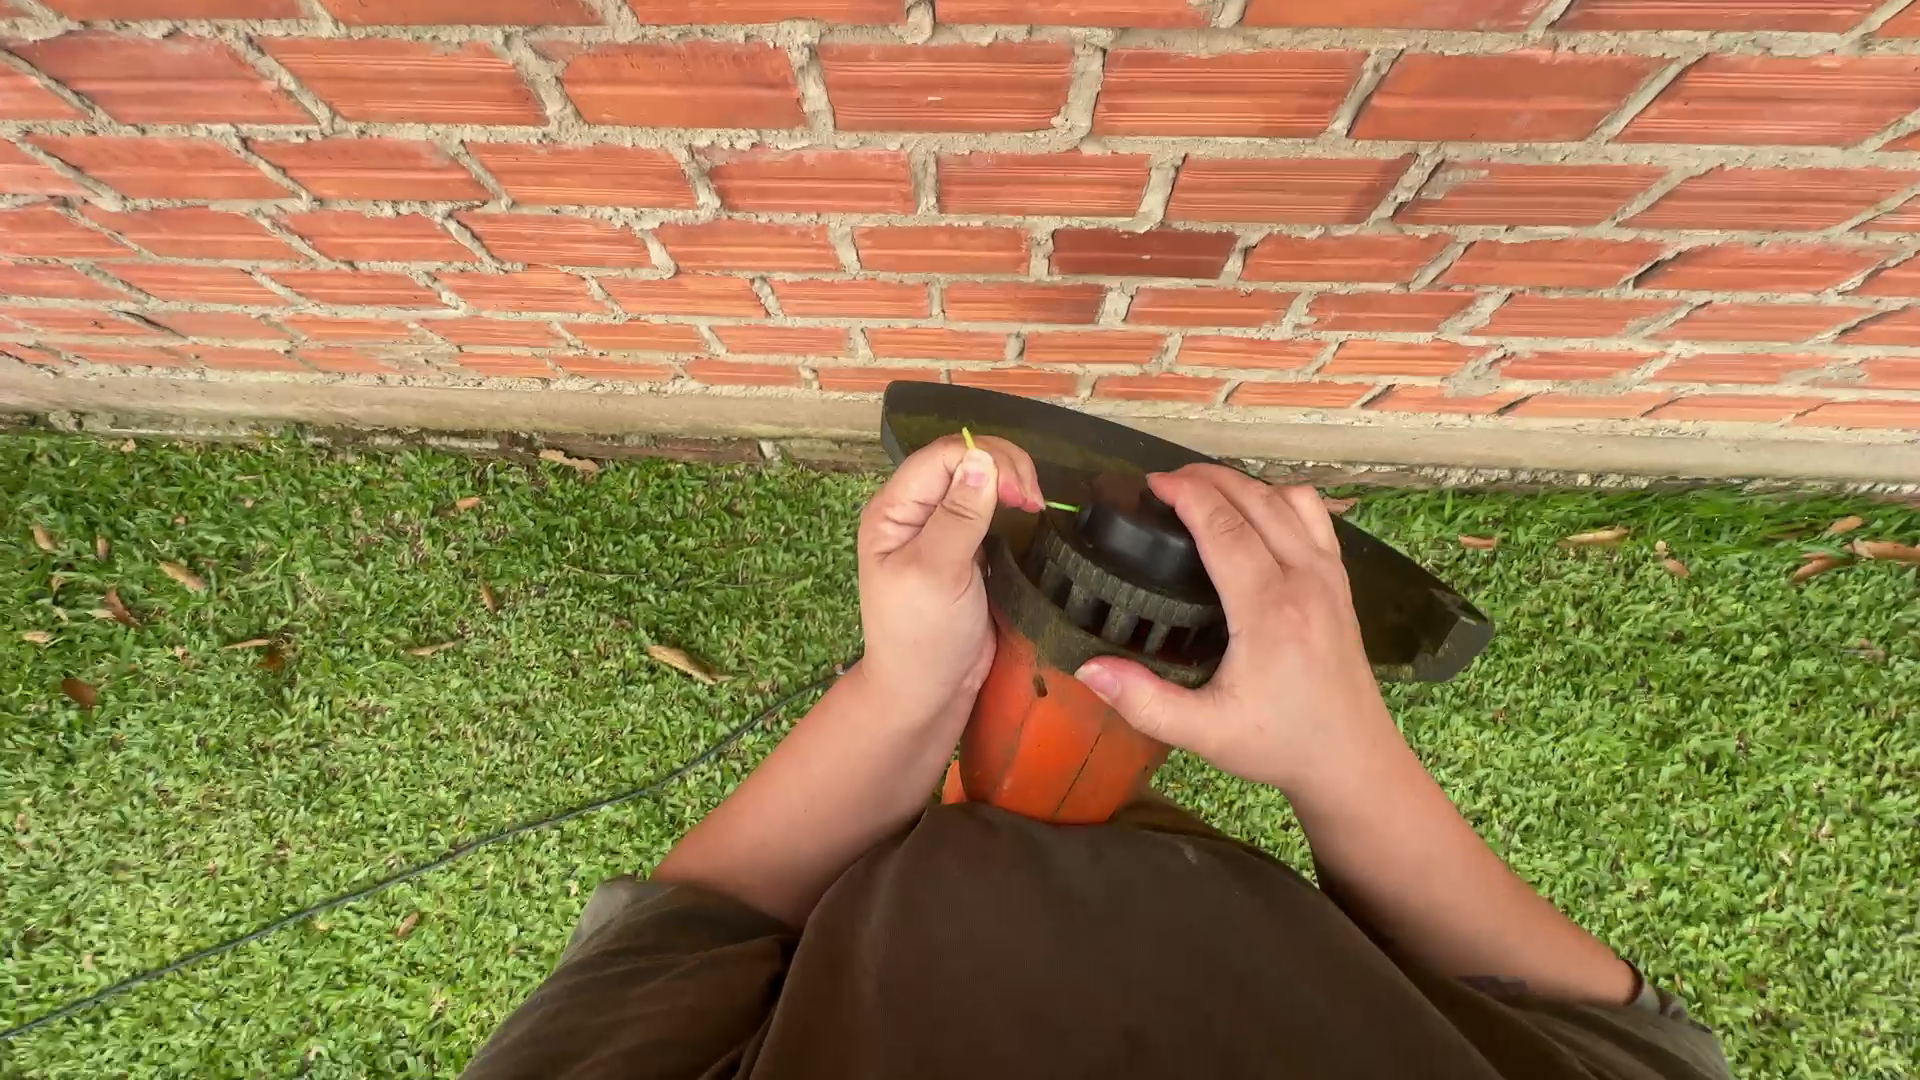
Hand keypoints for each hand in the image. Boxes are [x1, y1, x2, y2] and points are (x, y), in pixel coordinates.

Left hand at [856, 434, 1042, 729]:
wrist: (928, 690)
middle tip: (1035, 501)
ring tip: (1035, 505)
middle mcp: (914, 510)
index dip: (985, 459)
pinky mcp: (965, 544)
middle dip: (1003, 467)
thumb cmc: (922, 636)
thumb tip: (982, 459)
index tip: (1021, 494)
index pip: (940, 457)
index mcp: (893, 510)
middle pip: (962, 460)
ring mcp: (939, 526)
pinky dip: (1012, 504)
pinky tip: (1029, 515)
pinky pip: (989, 507)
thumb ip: (958, 517)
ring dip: (1011, 482)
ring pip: (979, 478)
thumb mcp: (936, 574)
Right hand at [1073, 465, 1400, 796]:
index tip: (1151, 484)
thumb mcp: (1204, 733)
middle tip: (1164, 481)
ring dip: (1242, 484)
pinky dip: (1278, 497)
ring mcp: (1329, 575)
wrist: (1353, 759)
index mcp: (1269, 610)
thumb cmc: (1278, 743)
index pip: (1225, 528)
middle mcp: (1305, 579)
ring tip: (1203, 490)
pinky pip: (1313, 515)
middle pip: (1255, 500)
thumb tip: (1087, 669)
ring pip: (1287, 499)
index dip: (1186, 495)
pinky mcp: (1340, 580)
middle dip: (1207, 478)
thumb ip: (1144, 702)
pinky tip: (1253, 511)